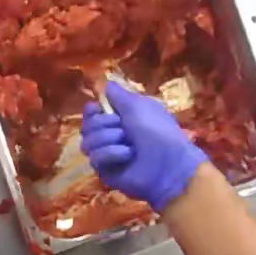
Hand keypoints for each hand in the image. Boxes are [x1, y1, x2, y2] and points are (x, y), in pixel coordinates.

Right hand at [81, 81, 210, 210]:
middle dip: (104, 123)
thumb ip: (118, 95)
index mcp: (120, 118)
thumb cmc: (157, 130)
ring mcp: (106, 154)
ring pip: (88, 141)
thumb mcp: (138, 105)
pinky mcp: (105, 171)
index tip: (96, 108)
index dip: (91, 109)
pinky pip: (95, 158)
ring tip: (128, 144)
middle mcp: (111, 134)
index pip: (92, 112)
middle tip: (123, 127)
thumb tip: (105, 84)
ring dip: (108, 139)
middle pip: (87, 125)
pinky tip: (127, 156)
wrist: (167, 163)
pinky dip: (112, 154)